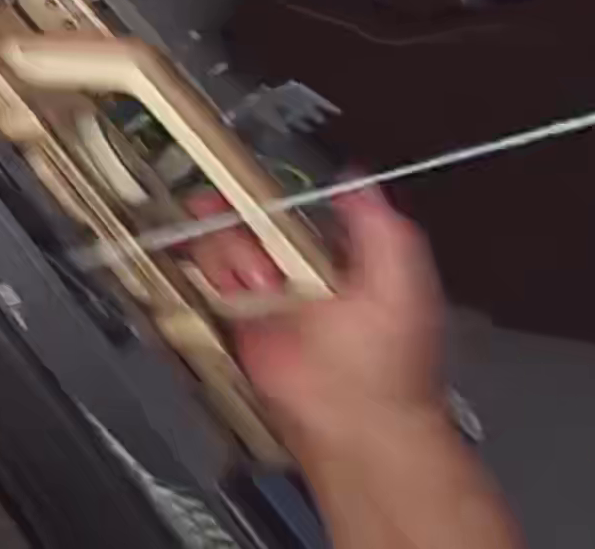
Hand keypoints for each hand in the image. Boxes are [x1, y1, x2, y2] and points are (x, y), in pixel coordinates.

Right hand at [188, 188, 446, 458]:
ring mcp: (249, 282)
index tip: (236, 187)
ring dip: (226, 258)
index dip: (252, 190)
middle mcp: (282, 259)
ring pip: (212, 241)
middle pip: (234, 216)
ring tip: (254, 288)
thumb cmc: (381, 356)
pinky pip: (195, 270)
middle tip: (240, 242)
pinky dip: (201, 272)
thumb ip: (382, 232)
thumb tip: (356, 179)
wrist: (344, 416)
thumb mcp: (399, 289)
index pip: (276, 202)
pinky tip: (226, 290)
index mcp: (323, 249)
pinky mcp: (222, 303)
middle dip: (230, 225)